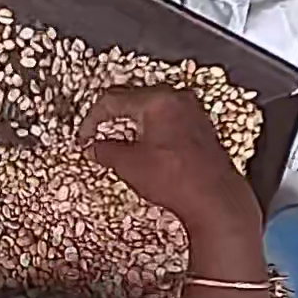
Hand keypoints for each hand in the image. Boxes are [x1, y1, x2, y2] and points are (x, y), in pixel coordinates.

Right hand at [83, 86, 259, 239]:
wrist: (214, 198)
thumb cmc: (175, 179)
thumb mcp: (128, 165)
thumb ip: (105, 151)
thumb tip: (92, 147)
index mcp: (157, 101)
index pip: (113, 99)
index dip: (92, 118)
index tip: (84, 136)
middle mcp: (177, 99)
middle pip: (133, 99)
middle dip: (111, 118)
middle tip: (96, 135)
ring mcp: (192, 112)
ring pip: (151, 109)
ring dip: (130, 124)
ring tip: (117, 144)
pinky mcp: (200, 128)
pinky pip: (167, 120)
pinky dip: (150, 130)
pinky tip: (143, 150)